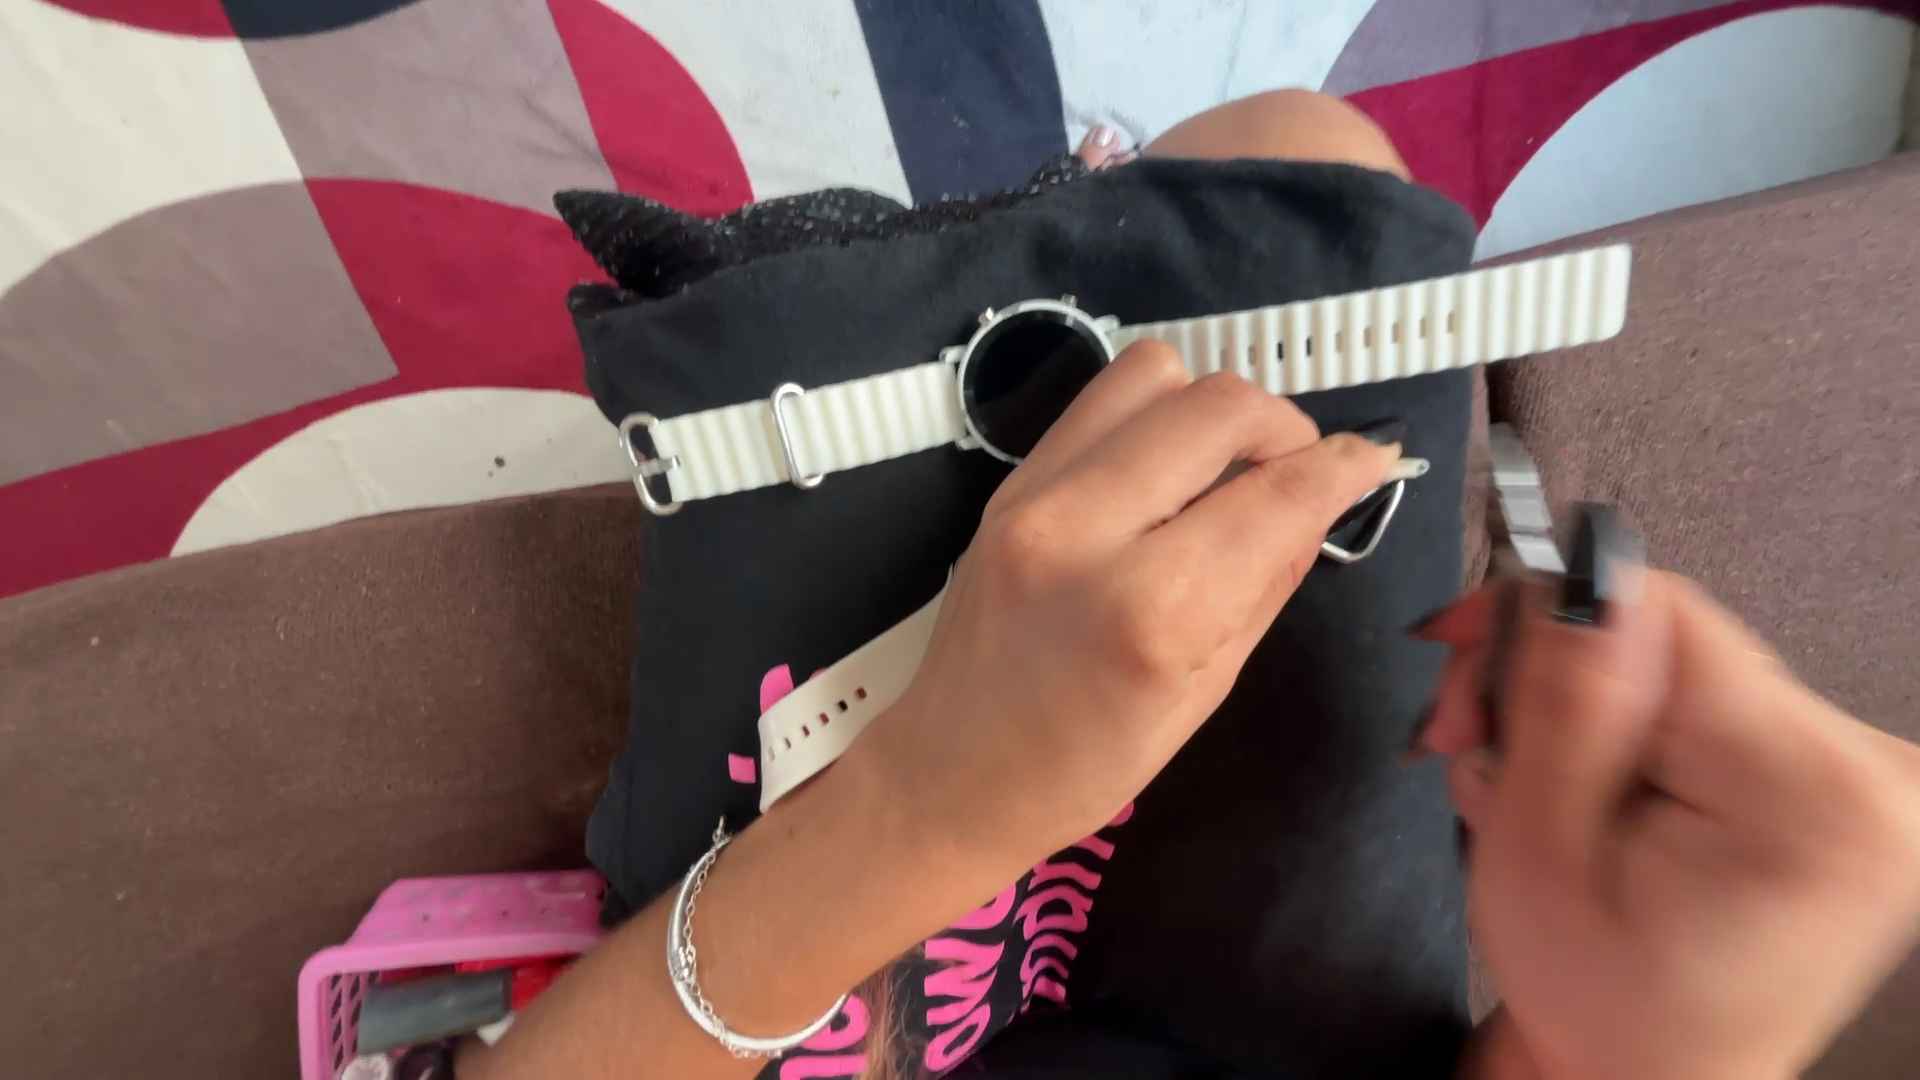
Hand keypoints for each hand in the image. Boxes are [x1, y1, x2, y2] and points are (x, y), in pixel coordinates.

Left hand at [842, 340, 1402, 873]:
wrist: (951, 767)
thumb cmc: (1083, 764)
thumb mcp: (1204, 691)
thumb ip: (1268, 578)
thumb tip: (1319, 496)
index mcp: (1151, 608)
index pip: (1276, 494)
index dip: (1344, 466)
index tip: (1370, 460)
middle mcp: (1084, 528)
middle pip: (1217, 404)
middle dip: (1281, 426)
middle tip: (1287, 474)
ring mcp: (1030, 495)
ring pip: (1151, 374)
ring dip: (1208, 407)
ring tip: (1215, 469)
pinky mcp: (1004, 485)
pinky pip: (1097, 403)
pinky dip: (1148, 417)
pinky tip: (1156, 472)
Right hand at [1417, 572, 1919, 1079]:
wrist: (1646, 1067)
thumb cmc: (1593, 986)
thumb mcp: (1538, 847)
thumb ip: (1563, 710)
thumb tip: (1571, 593)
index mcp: (1805, 790)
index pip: (1655, 612)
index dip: (1534, 613)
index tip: (1456, 647)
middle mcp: (1854, 769)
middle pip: (1646, 633)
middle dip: (1526, 674)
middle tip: (1465, 734)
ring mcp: (1836, 772)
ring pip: (1643, 661)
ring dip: (1546, 706)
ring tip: (1505, 777)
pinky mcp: (1798, 775)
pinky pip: (1666, 697)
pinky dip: (1587, 726)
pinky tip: (1554, 781)